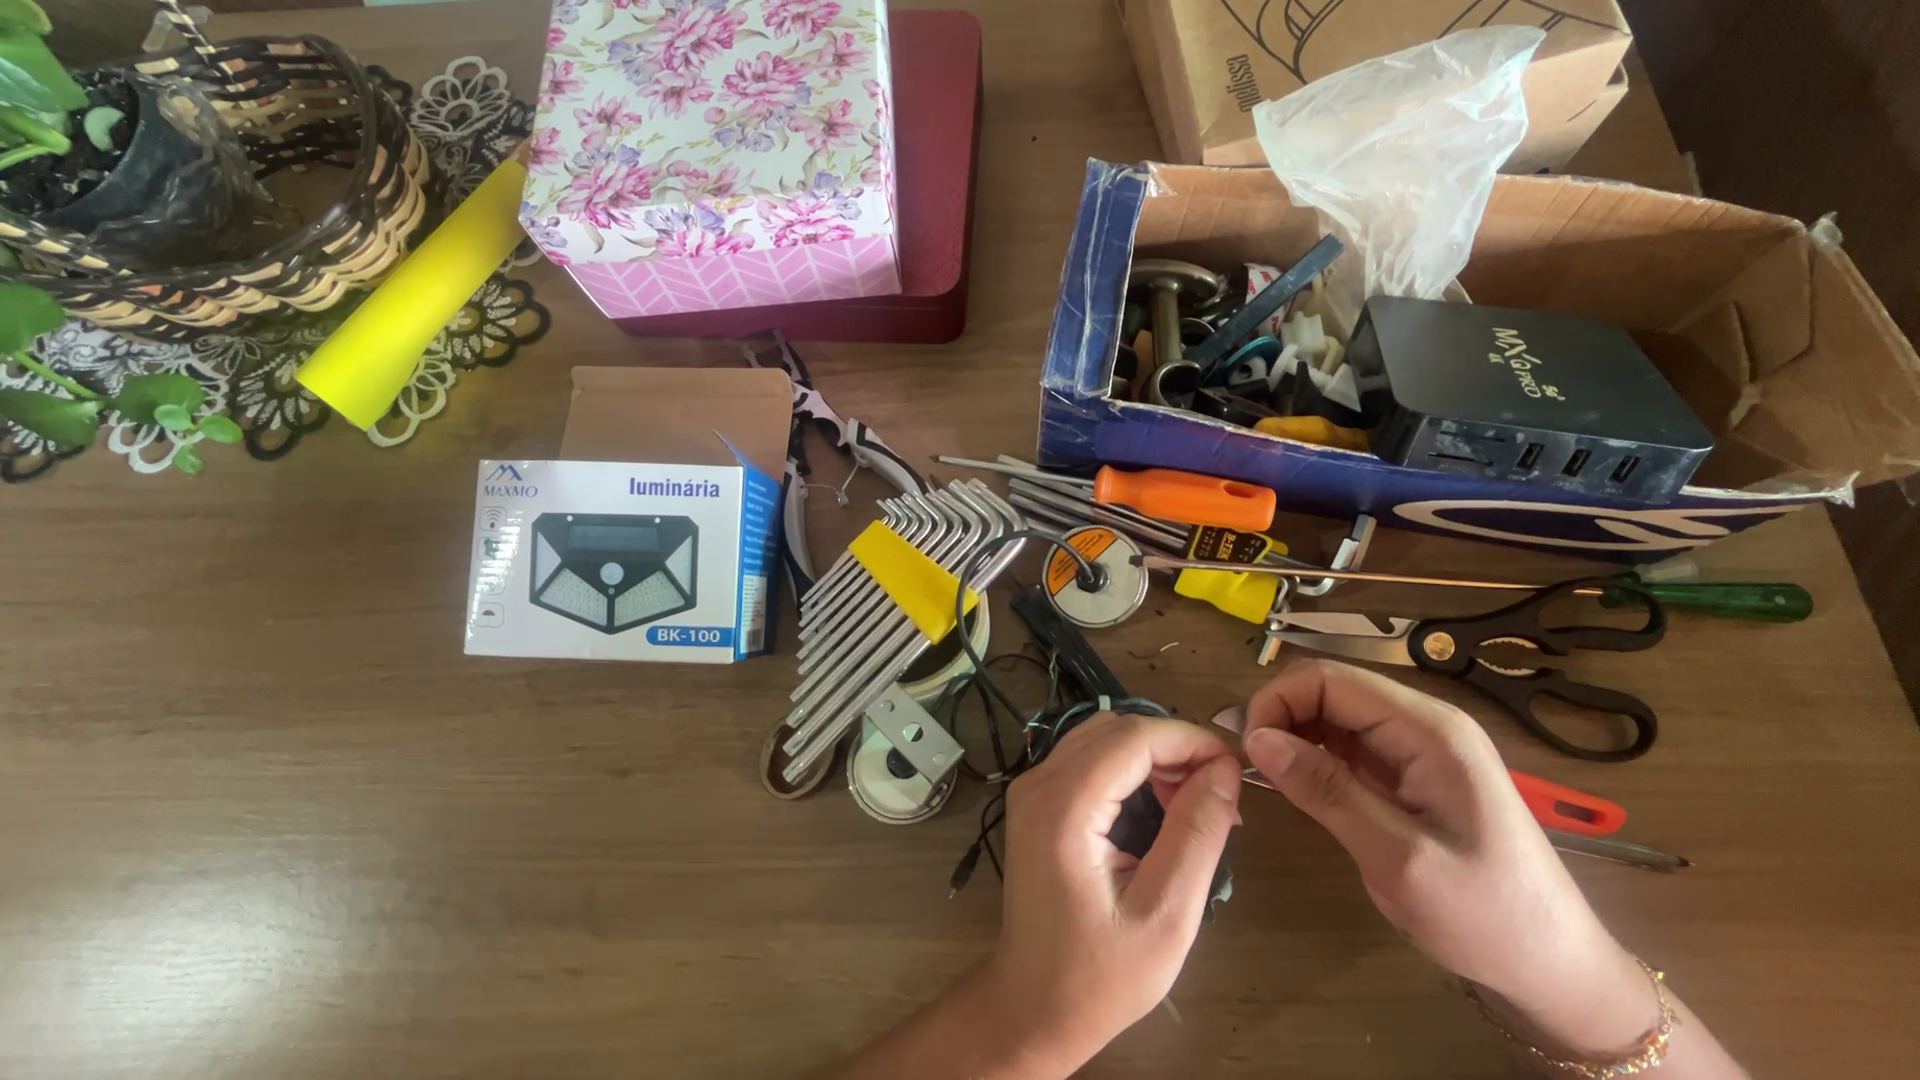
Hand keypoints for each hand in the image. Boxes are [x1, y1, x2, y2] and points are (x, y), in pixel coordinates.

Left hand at [987, 713, 1242, 1070]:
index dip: (1190, 740)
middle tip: (1221, 793)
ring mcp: (1031, 790)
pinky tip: (1160, 805)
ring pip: (1102, 738)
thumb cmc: (1099, 974)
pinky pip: (1088, 759)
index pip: (1133, 737)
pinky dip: (1130, 767)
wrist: (1033, 1004)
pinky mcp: (1036, 801)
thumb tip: (1225, 770)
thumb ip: (1196, 834)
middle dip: (1175, 747)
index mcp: (1063, 809)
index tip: (1236, 768)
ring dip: (1154, 755)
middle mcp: (1037, 784)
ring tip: (1195, 802)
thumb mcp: (1165, 914)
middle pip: (1116, 729)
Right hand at [1233, 661, 1659, 1056]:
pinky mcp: (1409, 775)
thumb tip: (1256, 738)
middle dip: (1280, 716)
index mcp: (1429, 731)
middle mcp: (1423, 726)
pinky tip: (1296, 787)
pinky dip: (1312, 757)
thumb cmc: (1485, 915)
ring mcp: (1417, 749)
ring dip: (1292, 736)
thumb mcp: (1397, 857)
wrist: (1553, 966)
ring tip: (1267, 779)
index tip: (1246, 750)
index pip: (1329, 679)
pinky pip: (1347, 746)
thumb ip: (1326, 791)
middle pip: (1329, 689)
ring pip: (1333, 715)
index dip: (1277, 701)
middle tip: (1247, 766)